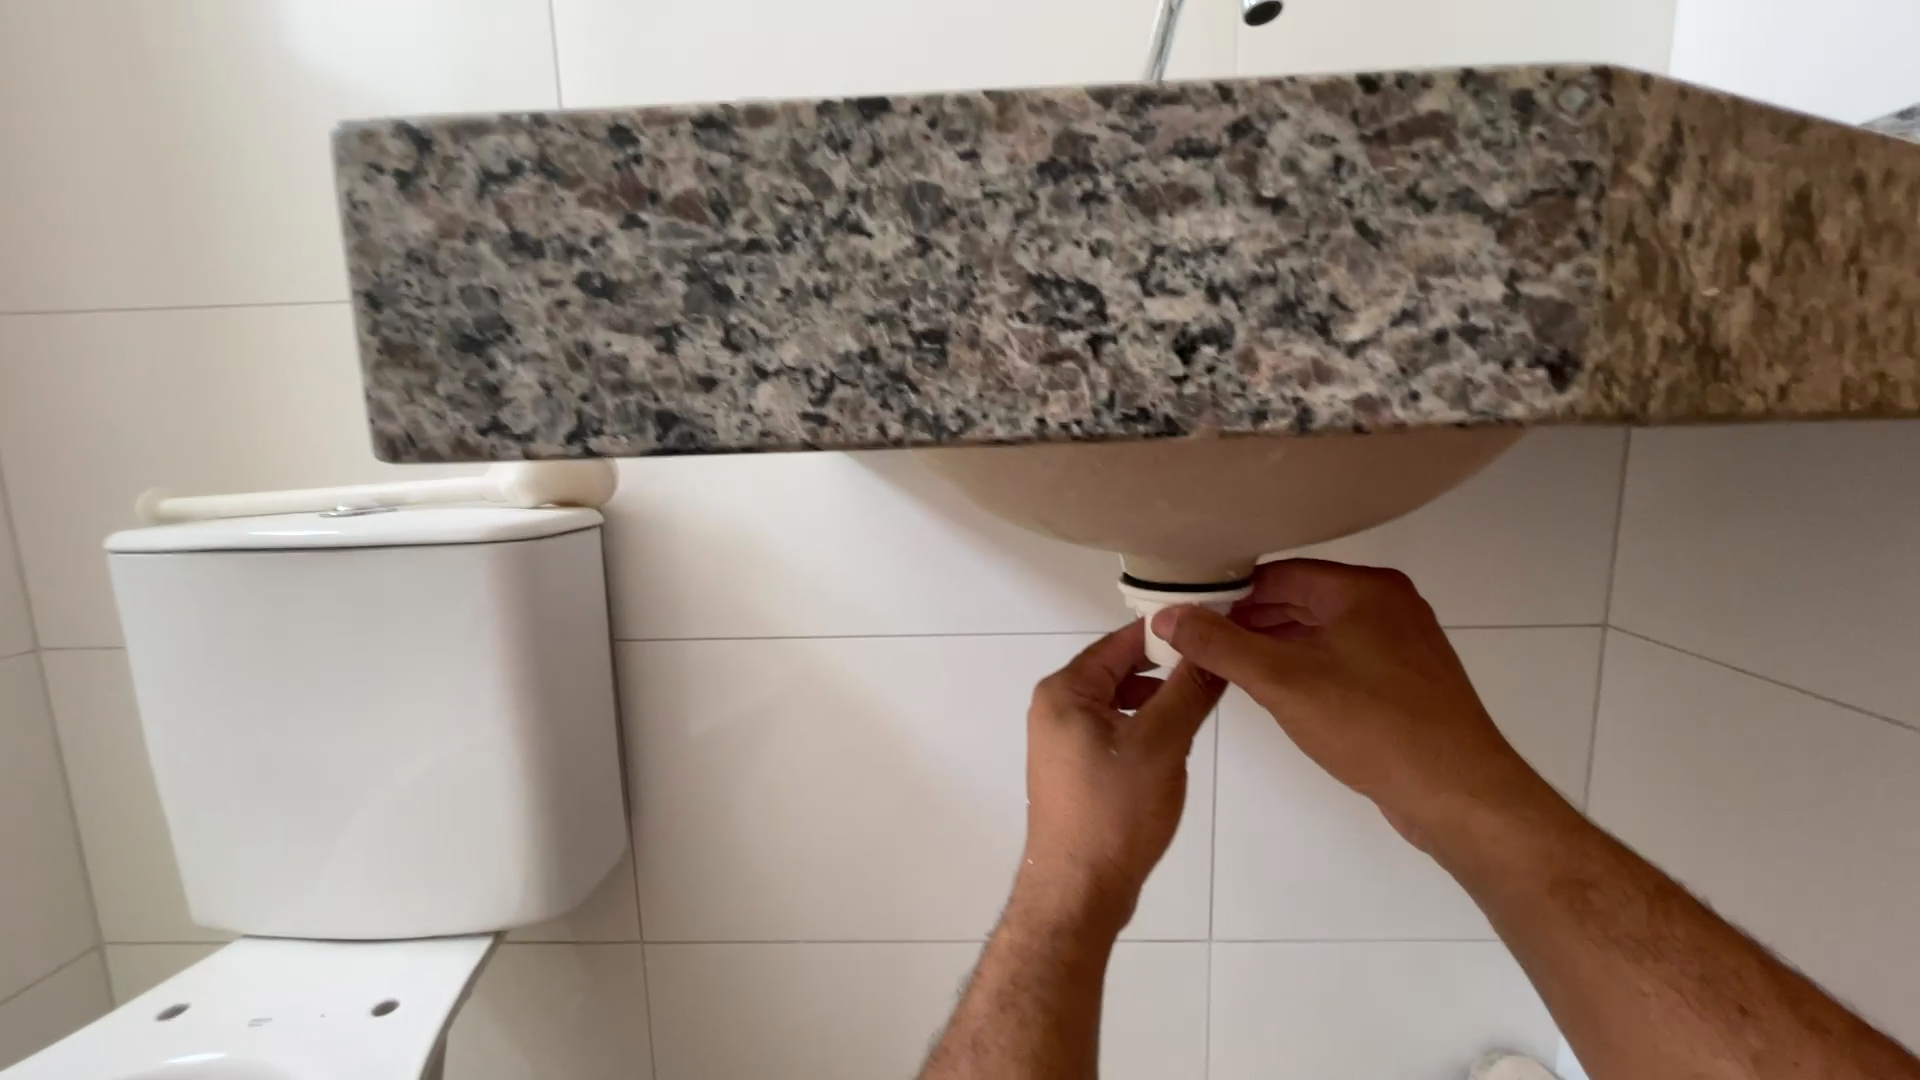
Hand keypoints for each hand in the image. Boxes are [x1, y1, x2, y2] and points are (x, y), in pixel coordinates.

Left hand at [1017, 620, 1224, 929]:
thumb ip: (1188, 690)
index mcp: (1063, 690)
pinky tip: (1172, 739)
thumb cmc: (1115, 811)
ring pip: (1117, 701)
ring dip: (1155, 698)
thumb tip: (1212, 647)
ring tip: (1198, 699)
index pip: (1119, 643)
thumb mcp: (1161, 743)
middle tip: (1211, 662)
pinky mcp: (1074, 768)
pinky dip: (1142, 725)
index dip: (1165, 632)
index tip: (1209, 624)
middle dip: (1162, 666)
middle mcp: (1054, 707)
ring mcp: (1061, 740)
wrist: (1079, 892)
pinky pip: (1112, 729)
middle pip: (1116, 670)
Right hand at [1151, 559, 1555, 848]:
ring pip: (1317, 630)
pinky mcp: (1403, 680)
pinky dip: (1300, 665)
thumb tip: (1166, 617)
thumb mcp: (1282, 681)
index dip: (1228, 593)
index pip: (1277, 575)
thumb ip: (1219, 645)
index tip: (1187, 615)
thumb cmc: (1372, 726)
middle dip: (1246, 620)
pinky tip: (1269, 687)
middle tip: (1196, 641)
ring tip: (1222, 663)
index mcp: (1364, 590)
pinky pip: (1338, 657)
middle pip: (1297, 600)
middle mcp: (1386, 605)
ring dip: (1270, 644)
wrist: (1461, 798)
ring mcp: (1399, 643)